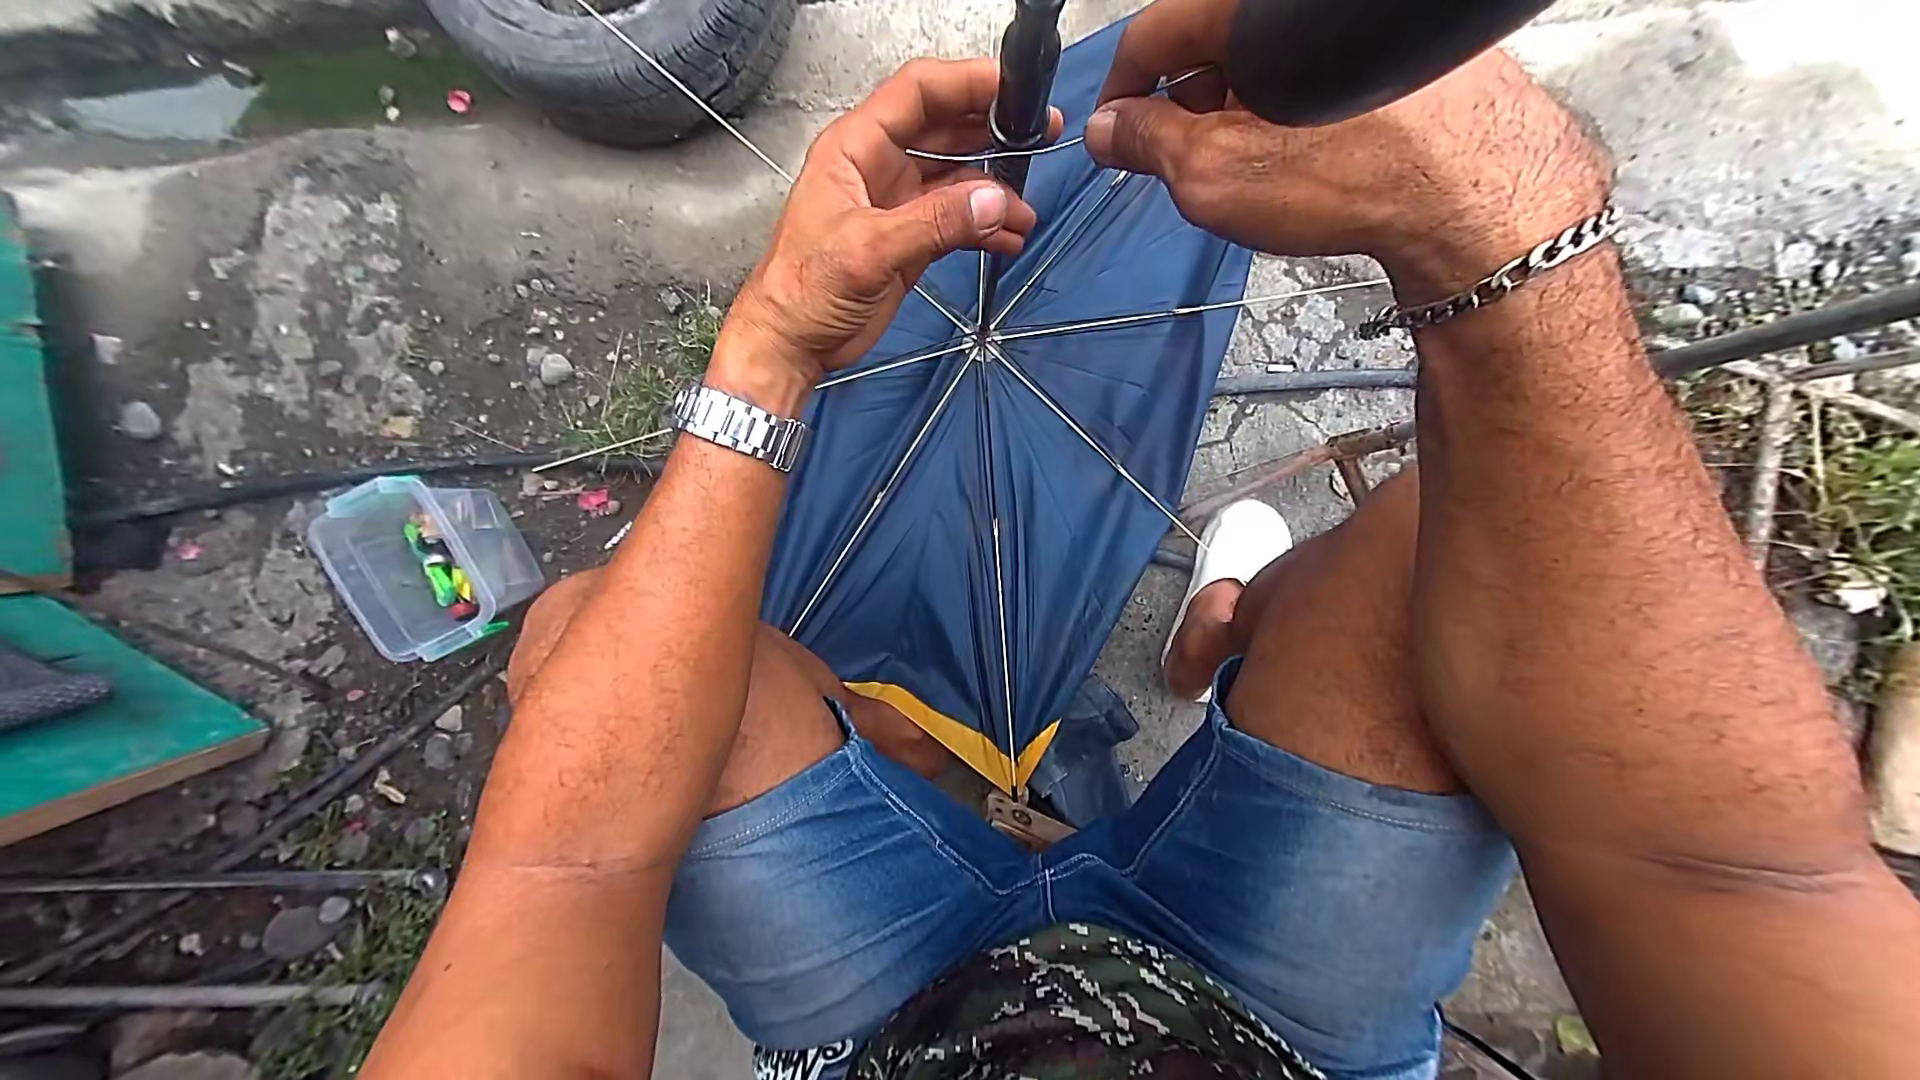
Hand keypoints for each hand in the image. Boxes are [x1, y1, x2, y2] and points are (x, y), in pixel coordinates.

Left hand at [714, 58, 1057, 413]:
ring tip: (1022, 215)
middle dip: (992, 136)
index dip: (966, 84)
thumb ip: (932, 223)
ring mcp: (898, 208)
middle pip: (946, 134)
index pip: (918, 95)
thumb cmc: (804, 291)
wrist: (795, 342)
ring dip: (993, 196)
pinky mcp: (909, 245)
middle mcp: (880, 171)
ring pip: (956, 184)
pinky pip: (955, 225)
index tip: (1011, 90)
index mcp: (857, 150)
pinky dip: (982, 231)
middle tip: (1038, 140)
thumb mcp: (868, 250)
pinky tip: (1005, 239)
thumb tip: (991, 202)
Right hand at [1085, 0, 1609, 301]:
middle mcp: (1291, 3)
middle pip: (1204, 44)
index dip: (1119, 92)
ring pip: (1254, 59)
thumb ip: (1145, 140)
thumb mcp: (1208, 170)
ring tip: (1241, 169)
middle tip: (1179, 168)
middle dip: (1180, 108)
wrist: (1462, 190)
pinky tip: (1286, 151)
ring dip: (1229, 112)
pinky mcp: (1379, 45)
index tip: (1113, 136)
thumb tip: (1107, 128)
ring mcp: (1342, 23)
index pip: (1150, 32)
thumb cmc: (1337, 176)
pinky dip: (1274, 107)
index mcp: (1245, 7)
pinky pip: (1300, 68)